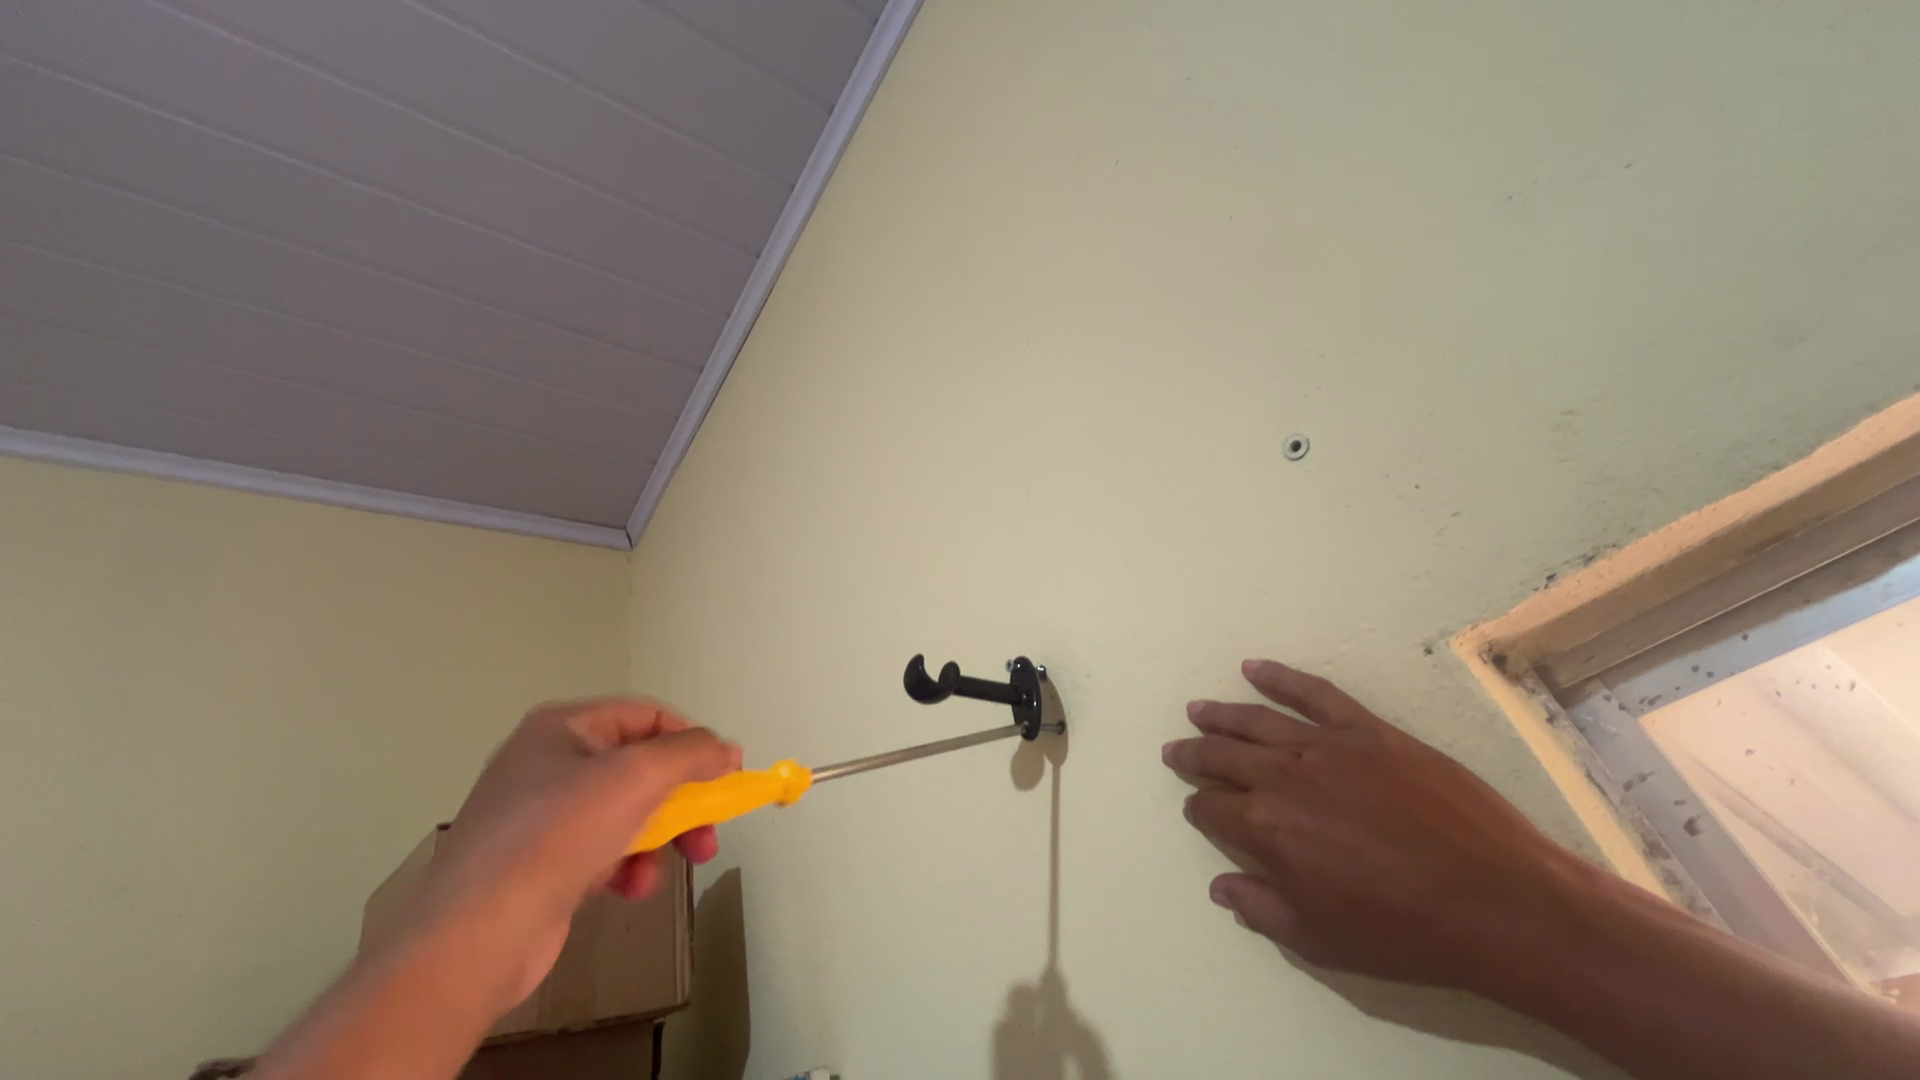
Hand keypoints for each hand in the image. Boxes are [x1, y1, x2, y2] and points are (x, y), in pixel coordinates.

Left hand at [410, 698, 740, 1008]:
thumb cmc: (558, 836)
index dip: (692, 741)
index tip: (727, 775)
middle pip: (640, 768)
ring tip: (672, 868)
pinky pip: (602, 850)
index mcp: (562, 727)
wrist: (475, 935)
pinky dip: (626, 866)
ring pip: (626, 813)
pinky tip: (630, 890)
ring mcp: (538, 816)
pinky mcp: (538, 864)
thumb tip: (727, 749)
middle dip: (682, 802)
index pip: (647, 716)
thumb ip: (691, 754)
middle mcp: (547, 763)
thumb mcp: (637, 777)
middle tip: (709, 833)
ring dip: (659, 839)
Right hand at [1164, 660, 1586, 993]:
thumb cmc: (1403, 931)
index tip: (1201, 811)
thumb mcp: (1320, 940)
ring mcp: (1326, 746)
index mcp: (1266, 828)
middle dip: (1193, 756)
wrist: (1498, 901)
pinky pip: (1314, 693)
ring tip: (1197, 710)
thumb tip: (1221, 886)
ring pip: (1255, 720)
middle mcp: (1283, 777)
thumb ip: (1260, 908)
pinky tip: (1254, 668)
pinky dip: (1280, 678)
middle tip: (1176, 750)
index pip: (1212, 809)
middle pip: (1222, 757)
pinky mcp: (1368, 730)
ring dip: (1220, 715)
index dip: (1201, 811)